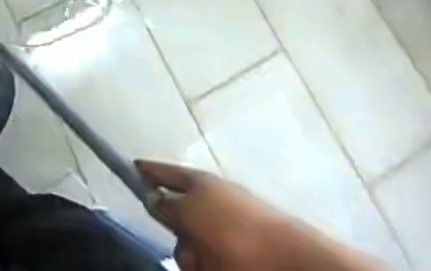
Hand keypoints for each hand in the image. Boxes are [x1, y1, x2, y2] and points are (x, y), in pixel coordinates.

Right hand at [137, 160, 386, 270]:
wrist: (299, 268)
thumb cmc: (237, 233)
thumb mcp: (189, 213)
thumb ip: (164, 205)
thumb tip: (153, 199)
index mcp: (202, 185)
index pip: (165, 172)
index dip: (147, 172)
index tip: (131, 169)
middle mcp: (217, 206)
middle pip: (180, 221)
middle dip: (181, 241)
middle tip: (193, 255)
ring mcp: (235, 238)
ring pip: (197, 253)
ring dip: (199, 263)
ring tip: (215, 270)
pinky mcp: (246, 262)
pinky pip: (217, 266)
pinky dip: (215, 270)